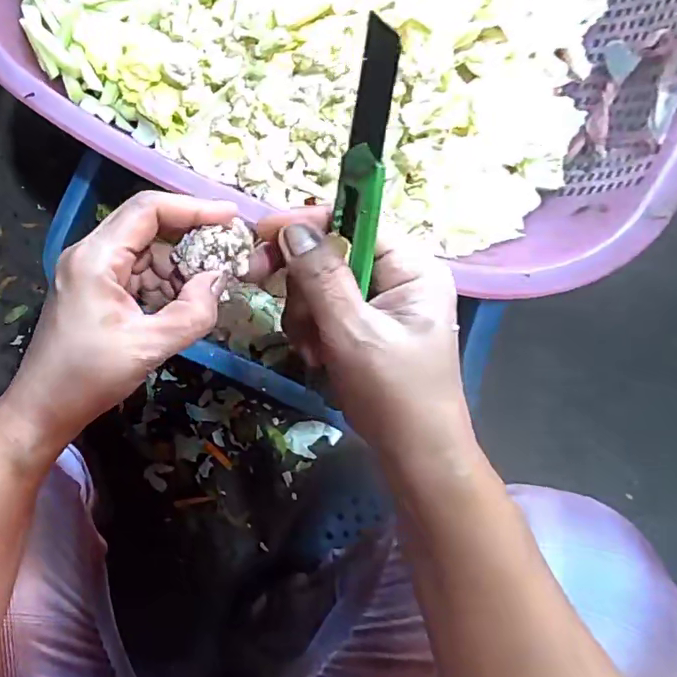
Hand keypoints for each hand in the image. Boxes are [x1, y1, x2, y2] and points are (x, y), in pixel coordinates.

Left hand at [0, 192, 236, 450]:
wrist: (43, 407)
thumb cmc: (88, 376)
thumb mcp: (148, 346)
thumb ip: (192, 312)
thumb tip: (220, 280)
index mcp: (95, 257)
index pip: (147, 209)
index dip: (192, 207)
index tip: (231, 216)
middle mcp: (89, 254)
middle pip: (146, 226)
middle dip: (188, 238)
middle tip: (226, 254)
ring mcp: (89, 271)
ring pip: (143, 251)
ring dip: (176, 267)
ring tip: (205, 290)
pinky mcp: (93, 290)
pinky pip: (134, 273)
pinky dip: (160, 284)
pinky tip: (180, 304)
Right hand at [247, 207, 464, 434]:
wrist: (414, 455)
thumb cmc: (394, 393)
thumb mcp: (353, 332)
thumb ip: (321, 278)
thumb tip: (292, 228)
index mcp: (411, 268)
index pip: (355, 221)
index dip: (308, 223)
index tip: (262, 234)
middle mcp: (396, 277)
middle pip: (329, 252)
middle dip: (301, 282)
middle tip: (263, 288)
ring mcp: (377, 302)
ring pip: (317, 283)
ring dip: (302, 313)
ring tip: (312, 348)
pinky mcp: (360, 324)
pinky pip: (320, 309)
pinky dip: (309, 329)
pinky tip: (315, 355)